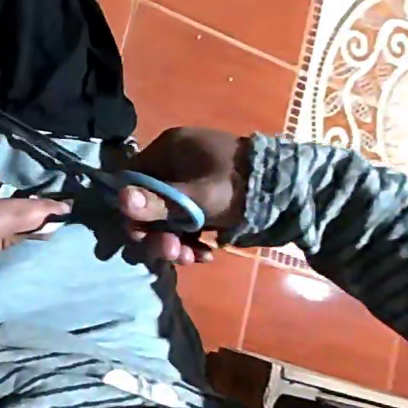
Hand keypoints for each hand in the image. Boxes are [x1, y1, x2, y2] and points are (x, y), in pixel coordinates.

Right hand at [115, 127, 249, 264]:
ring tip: (190, 259)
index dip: (132, 210)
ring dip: (174, 241)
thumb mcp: (195, 198)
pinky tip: (206, 254)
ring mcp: (193, 180)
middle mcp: (176, 161)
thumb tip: (118, 200)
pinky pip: (188, 221)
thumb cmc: (238, 188)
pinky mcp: (207, 199)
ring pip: (169, 216)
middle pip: (150, 202)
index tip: (140, 235)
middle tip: (170, 253)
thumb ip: (157, 203)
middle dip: (157, 233)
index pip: (132, 179)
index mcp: (169, 148)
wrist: (289, 194)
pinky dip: (192, 239)